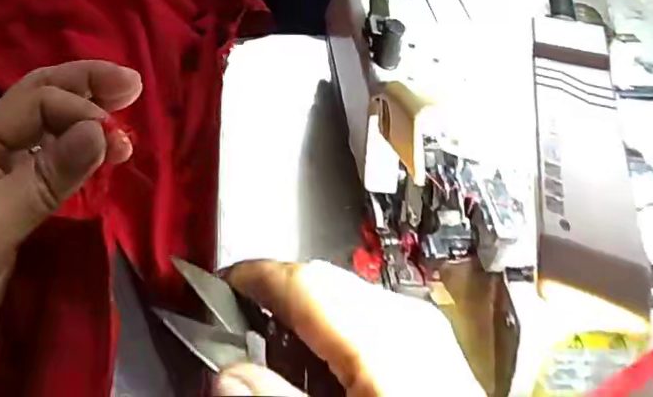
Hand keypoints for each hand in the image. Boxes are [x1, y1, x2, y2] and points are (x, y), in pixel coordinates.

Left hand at [0, 60, 140, 293]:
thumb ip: (41, 180)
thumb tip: (101, 127)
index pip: (35, 101)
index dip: (80, 105)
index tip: (118, 137)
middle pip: (40, 104)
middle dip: (84, 88)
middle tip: (134, 84)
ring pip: (46, 139)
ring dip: (84, 124)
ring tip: (125, 130)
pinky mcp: (3, 227)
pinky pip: (46, 176)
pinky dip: (75, 162)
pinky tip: (95, 163)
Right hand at [209, 261, 482, 396]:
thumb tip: (224, 375)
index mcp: (383, 338)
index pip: (299, 278)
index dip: (250, 277)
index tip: (216, 285)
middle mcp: (407, 320)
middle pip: (320, 278)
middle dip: (275, 295)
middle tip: (238, 325)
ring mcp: (427, 332)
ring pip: (344, 292)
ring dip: (305, 310)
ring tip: (281, 353)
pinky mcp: (437, 351)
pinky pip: (371, 314)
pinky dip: (337, 326)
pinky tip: (328, 367)